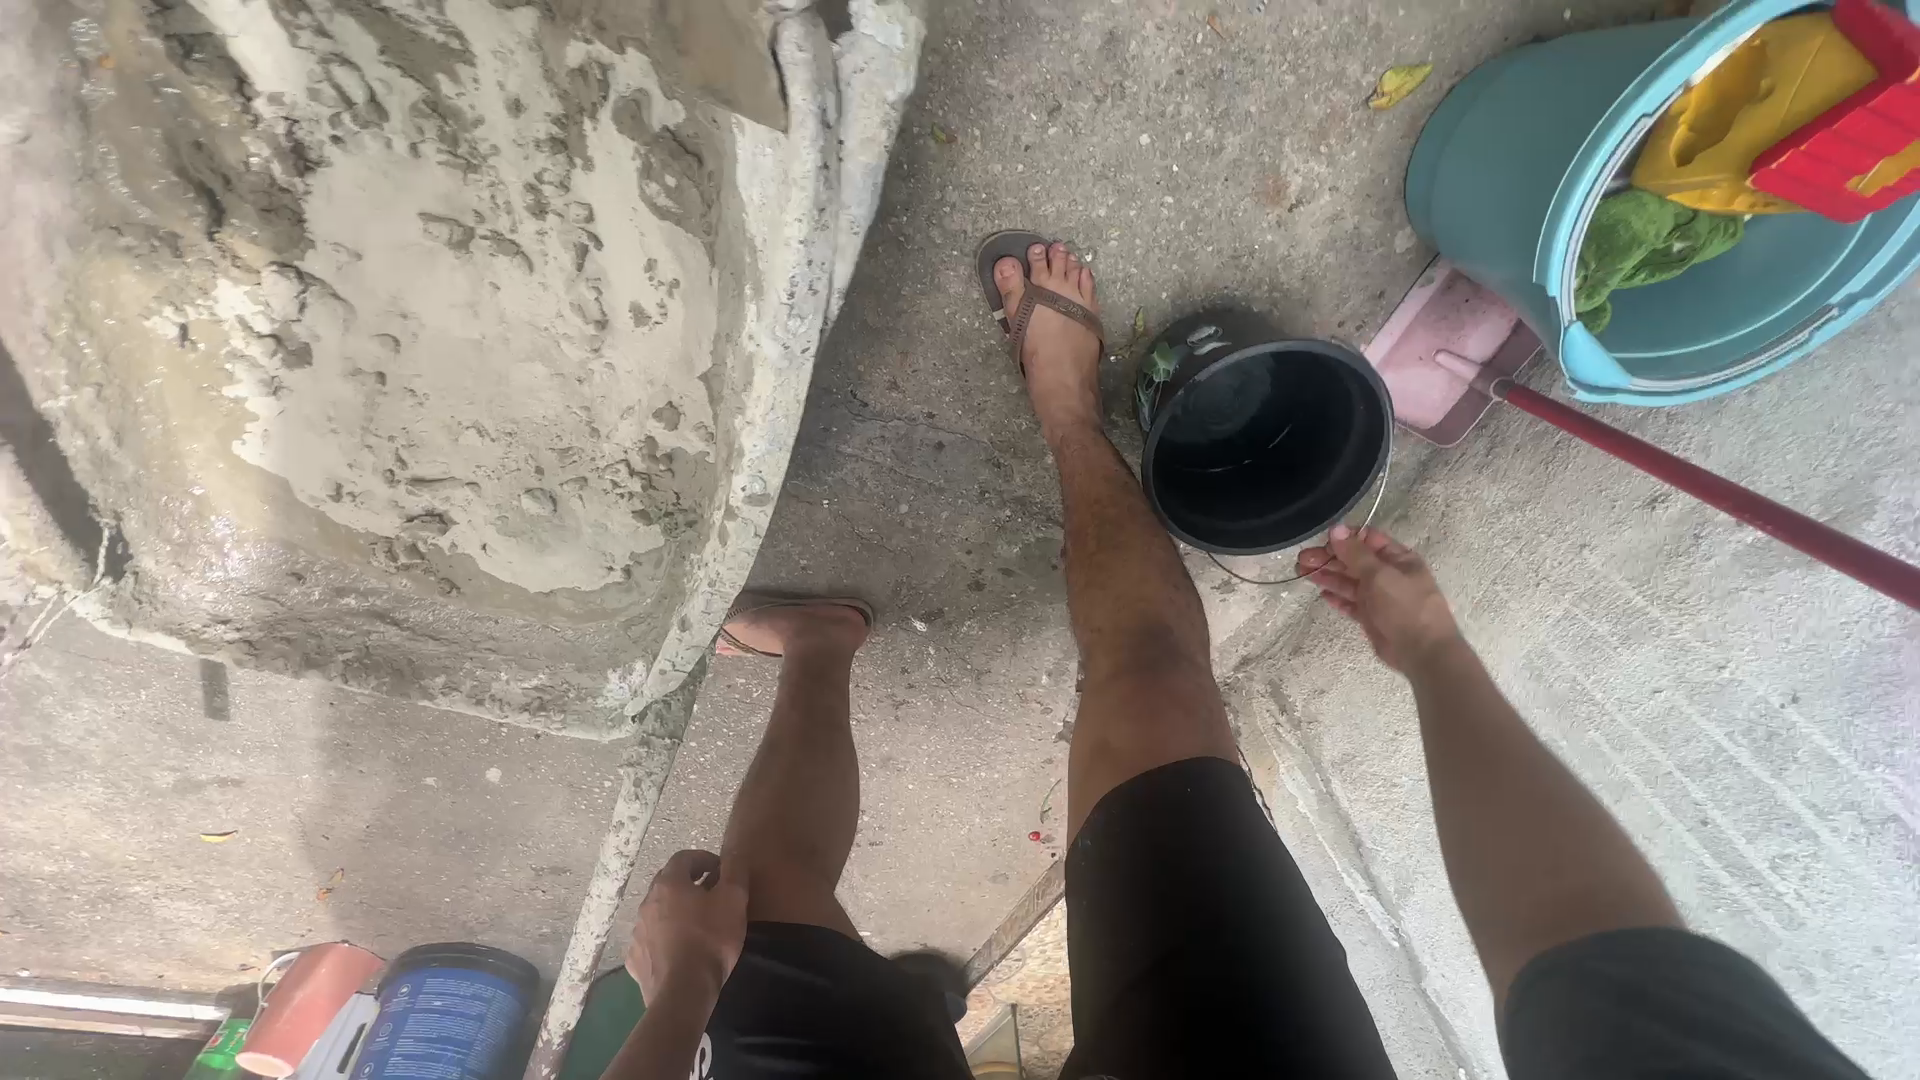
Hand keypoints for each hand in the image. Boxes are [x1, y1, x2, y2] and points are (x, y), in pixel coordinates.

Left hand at [626, 849, 748, 1004]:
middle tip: (710, 892)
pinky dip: (664, 936)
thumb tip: (732, 853)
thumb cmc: (711, 939)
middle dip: (688, 882)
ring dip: (675, 909)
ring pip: (657, 911)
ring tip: (696, 922)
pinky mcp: (635, 959)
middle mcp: (647, 903)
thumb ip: (734, 869)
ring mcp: (638, 933)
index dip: (703, 858)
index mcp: (669, 884)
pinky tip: (679, 948)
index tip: (720, 870)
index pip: (683, 857)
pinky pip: (650, 938)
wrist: (683, 992)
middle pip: (667, 882)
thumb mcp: (733, 898)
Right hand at [1296, 525, 1461, 673]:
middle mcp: (1388, 574)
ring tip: (1302, 572)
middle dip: (1328, 558)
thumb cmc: (1405, 606)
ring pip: (1348, 581)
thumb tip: (1336, 529)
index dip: (1344, 538)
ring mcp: (1379, 596)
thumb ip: (1355, 553)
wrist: (1421, 651)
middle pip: (1353, 561)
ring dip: (1326, 575)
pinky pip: (1350, 602)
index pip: (1367, 539)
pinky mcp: (1370, 616)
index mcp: (1398, 559)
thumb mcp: (1380, 574)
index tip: (1321, 541)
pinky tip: (1322, 594)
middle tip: (1301, 559)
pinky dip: (1337, 597)